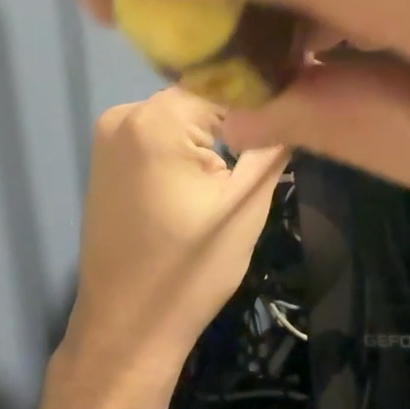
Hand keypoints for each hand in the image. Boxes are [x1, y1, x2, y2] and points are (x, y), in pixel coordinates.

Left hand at [61, 87, 286, 391]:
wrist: (127, 328)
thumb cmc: (190, 270)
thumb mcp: (246, 206)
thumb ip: (274, 142)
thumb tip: (301, 96)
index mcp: (157, 118)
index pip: (230, 80)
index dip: (270, 92)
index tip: (303, 105)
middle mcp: (125, 113)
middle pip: (203, 95)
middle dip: (242, 114)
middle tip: (281, 138)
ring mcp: (110, 135)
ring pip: (183, 115)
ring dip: (216, 132)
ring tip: (250, 157)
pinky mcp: (106, 158)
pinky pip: (161, 135)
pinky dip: (189, 146)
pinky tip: (211, 173)